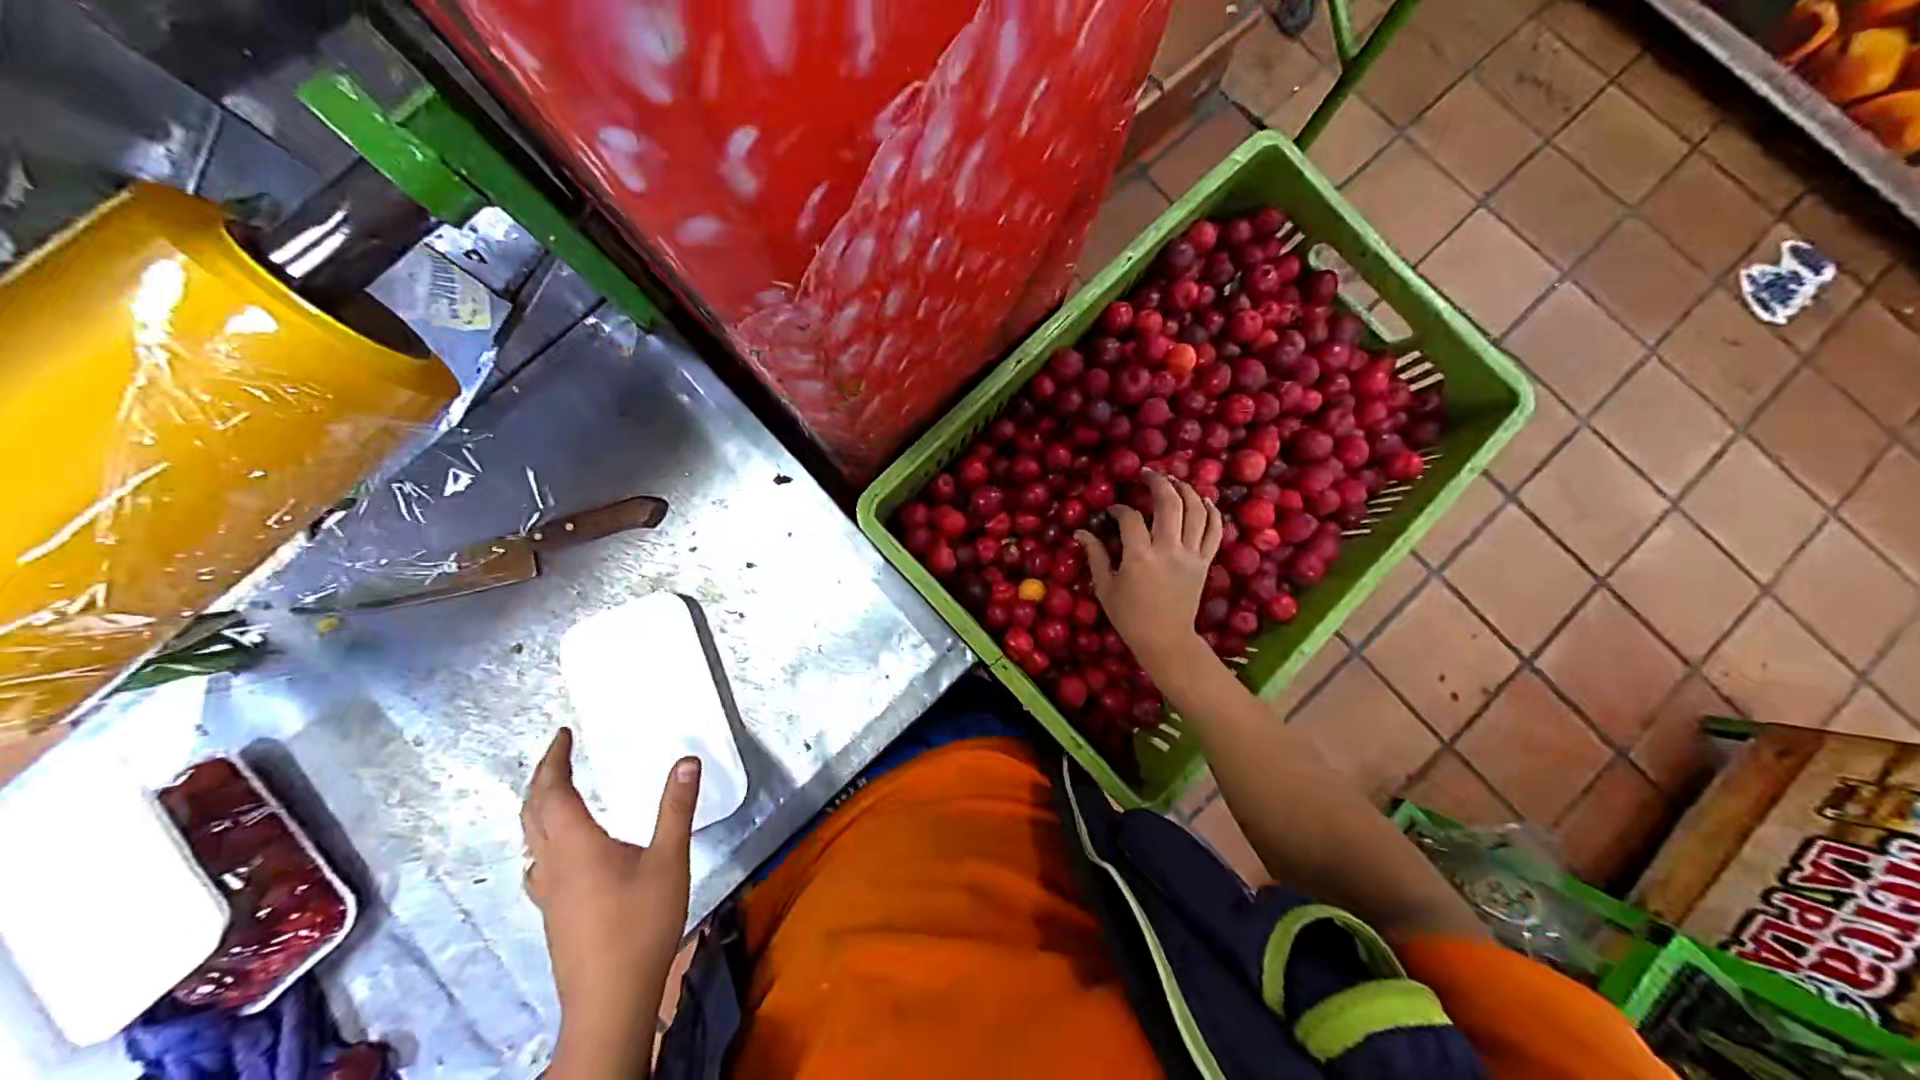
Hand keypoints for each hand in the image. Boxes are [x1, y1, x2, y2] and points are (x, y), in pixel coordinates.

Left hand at [522, 728, 699, 1077]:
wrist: (609, 1000)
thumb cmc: (640, 924)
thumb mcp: (669, 860)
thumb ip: (676, 809)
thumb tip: (687, 760)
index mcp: (575, 844)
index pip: (553, 791)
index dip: (555, 760)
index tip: (562, 735)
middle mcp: (552, 863)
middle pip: (532, 813)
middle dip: (542, 779)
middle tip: (558, 756)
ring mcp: (547, 892)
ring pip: (530, 839)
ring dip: (539, 808)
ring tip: (558, 794)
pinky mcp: (553, 913)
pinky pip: (538, 862)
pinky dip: (546, 838)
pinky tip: (564, 852)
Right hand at [1076, 470, 1222, 672]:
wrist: (1165, 640)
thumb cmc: (1129, 617)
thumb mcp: (1105, 587)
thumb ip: (1094, 556)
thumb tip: (1080, 532)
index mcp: (1139, 558)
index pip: (1131, 518)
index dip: (1120, 509)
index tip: (1113, 511)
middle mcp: (1168, 551)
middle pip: (1169, 503)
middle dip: (1158, 482)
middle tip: (1147, 474)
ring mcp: (1191, 555)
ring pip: (1196, 511)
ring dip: (1186, 490)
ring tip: (1174, 480)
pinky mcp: (1205, 562)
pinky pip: (1215, 531)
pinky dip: (1212, 511)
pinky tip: (1204, 499)